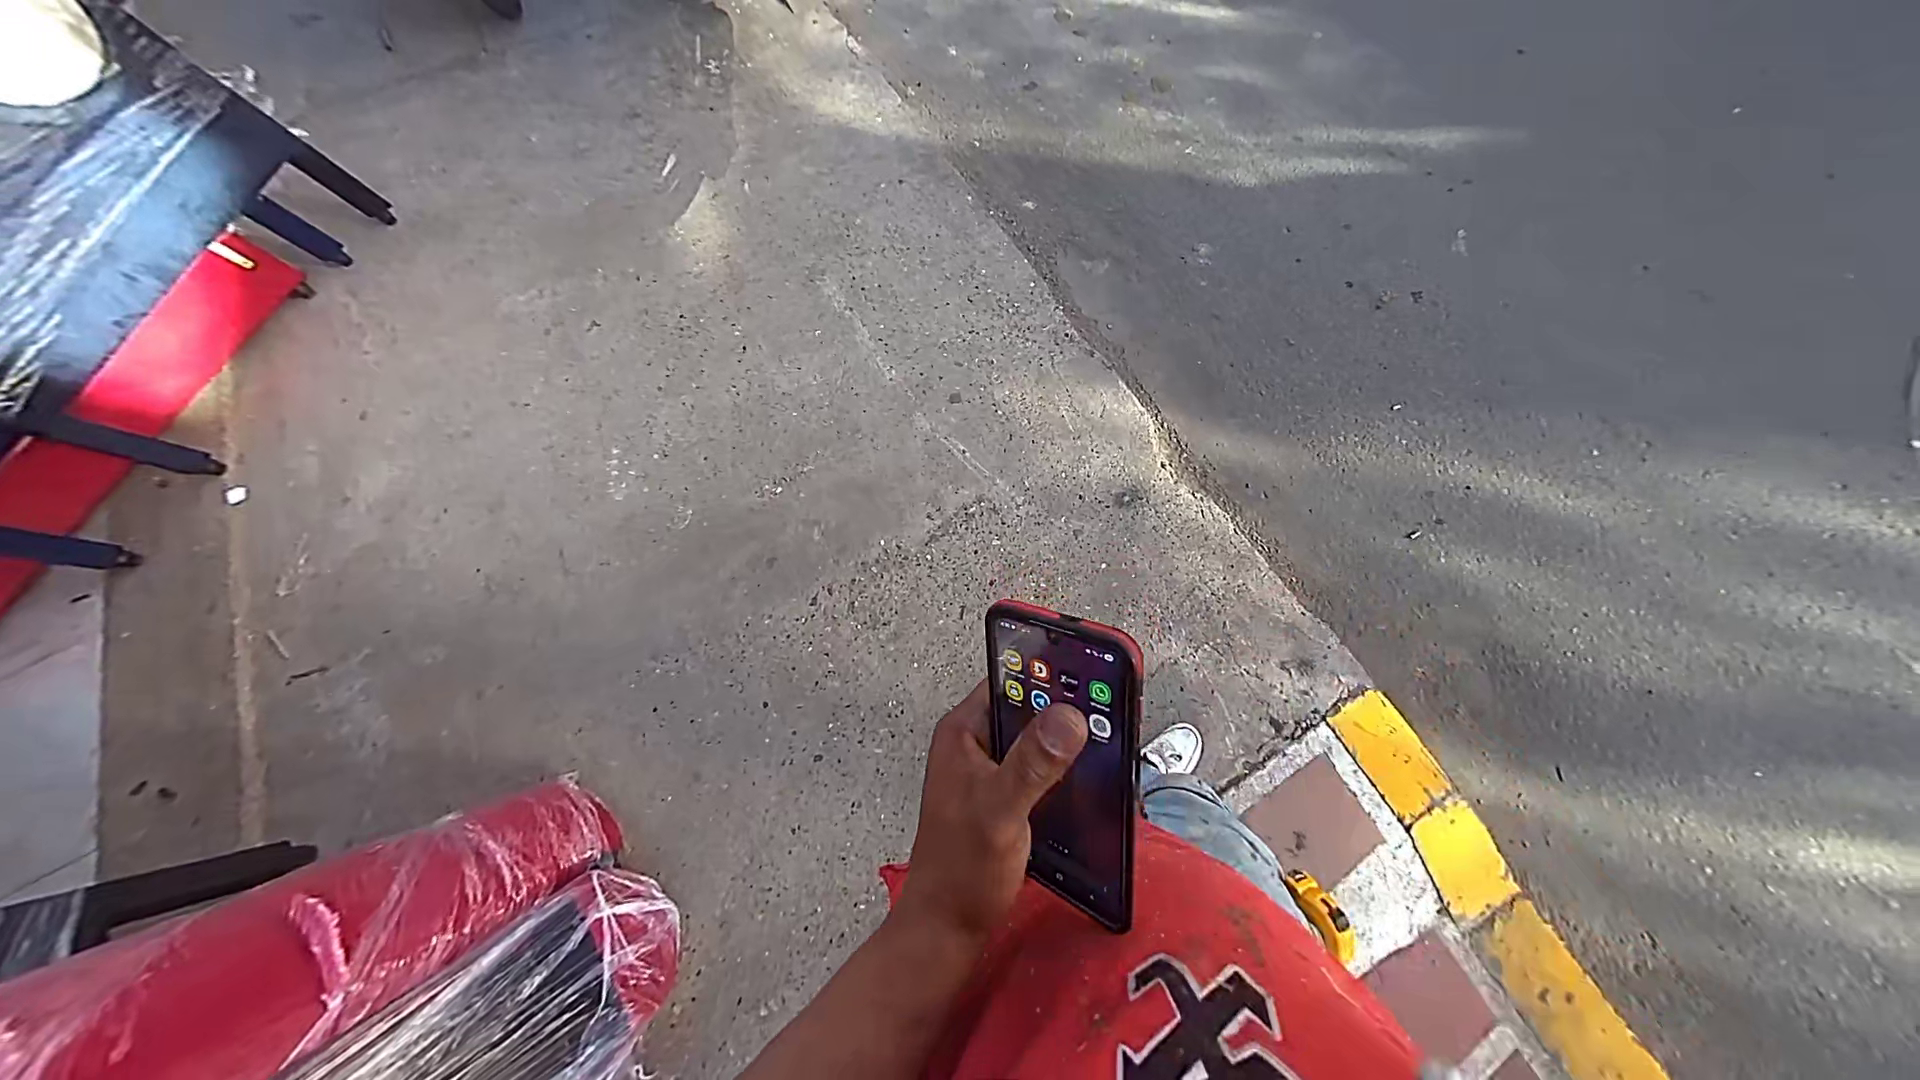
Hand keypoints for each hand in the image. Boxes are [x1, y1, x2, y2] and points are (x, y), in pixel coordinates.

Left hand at [892, 680, 1088, 945]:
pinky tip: (1084, 775)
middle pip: (1026, 707)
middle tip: (1106, 712)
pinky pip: (1037, 765)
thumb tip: (1070, 717)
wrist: (948, 927)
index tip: (1088, 673)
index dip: (1045, 672)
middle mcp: (974, 743)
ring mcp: (988, 769)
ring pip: (1034, 738)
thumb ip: (1032, 764)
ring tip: (1103, 741)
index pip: (1007, 680)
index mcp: (963, 732)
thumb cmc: (962, 868)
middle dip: (1062, 709)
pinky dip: (1059, 767)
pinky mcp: (1003, 793)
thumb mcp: (1000, 810)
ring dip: (1063, 740)